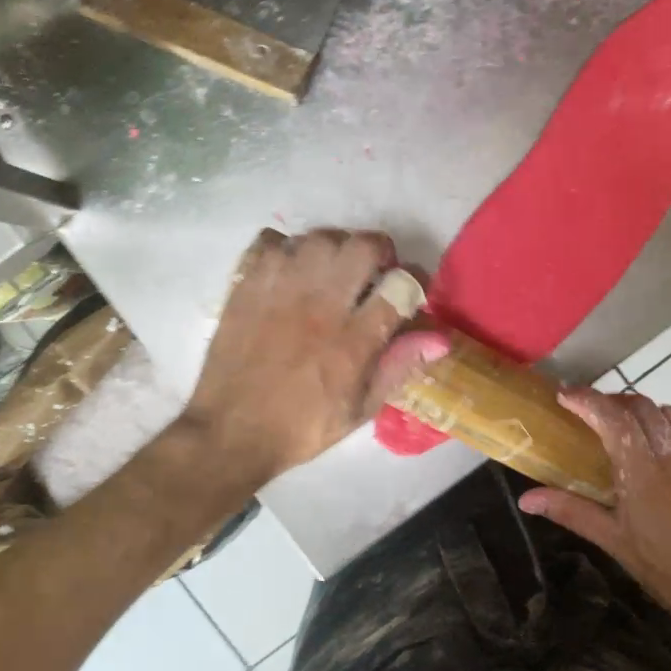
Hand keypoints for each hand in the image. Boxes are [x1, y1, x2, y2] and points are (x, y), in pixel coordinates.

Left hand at [180, 228, 415, 483]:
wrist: (230, 432)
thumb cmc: (302, 426)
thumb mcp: (360, 409)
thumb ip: (399, 367)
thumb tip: (440, 337)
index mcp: (352, 341)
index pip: (400, 287)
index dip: (416, 280)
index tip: (413, 289)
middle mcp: (319, 306)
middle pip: (361, 247)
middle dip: (379, 252)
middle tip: (374, 272)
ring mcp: (280, 291)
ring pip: (320, 238)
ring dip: (336, 248)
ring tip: (333, 270)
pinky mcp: (247, 285)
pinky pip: (273, 241)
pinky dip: (289, 249)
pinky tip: (292, 271)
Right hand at [519, 388, 670, 640]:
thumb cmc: (667, 570)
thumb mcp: (614, 542)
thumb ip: (570, 511)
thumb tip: (525, 499)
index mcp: (643, 476)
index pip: (613, 419)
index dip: (588, 400)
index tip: (567, 395)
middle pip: (640, 407)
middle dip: (614, 404)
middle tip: (597, 416)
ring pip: (669, 412)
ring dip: (645, 414)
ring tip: (633, 432)